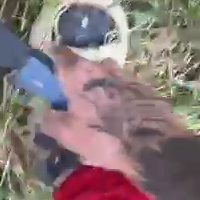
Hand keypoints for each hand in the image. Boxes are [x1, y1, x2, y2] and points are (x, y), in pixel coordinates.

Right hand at [31, 48, 191, 179]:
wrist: (155, 146)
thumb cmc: (103, 136)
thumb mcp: (67, 135)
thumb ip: (49, 120)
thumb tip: (43, 113)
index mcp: (78, 74)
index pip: (60, 53)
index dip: (52, 57)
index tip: (48, 66)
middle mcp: (102, 67)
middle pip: (85, 66)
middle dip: (78, 78)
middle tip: (74, 98)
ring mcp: (127, 76)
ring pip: (107, 76)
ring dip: (101, 87)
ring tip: (100, 110)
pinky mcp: (146, 89)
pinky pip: (125, 89)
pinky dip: (120, 98)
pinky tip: (121, 117)